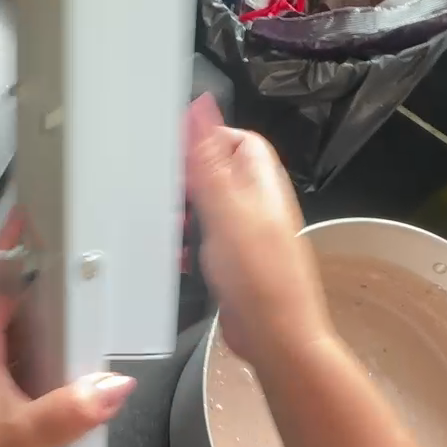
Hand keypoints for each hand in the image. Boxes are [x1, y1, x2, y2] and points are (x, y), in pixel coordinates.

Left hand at [0, 214, 136, 446]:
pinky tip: (89, 350)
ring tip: (93, 291)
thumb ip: (70, 412)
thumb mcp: (30, 440)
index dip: (9, 257)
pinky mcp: (20, 403)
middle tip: (83, 255)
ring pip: (29, 335)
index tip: (36, 225)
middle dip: (43, 280)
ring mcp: (4, 384)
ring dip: (56, 316)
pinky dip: (62, 348)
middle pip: (13, 306)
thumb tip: (116, 384)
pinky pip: (41, 361)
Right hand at [183, 94, 331, 366]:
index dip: (208, 140)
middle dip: (191, 185)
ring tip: (175, 231)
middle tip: (171, 199)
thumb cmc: (261, 279)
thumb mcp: (227, 211)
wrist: (275, 339)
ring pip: (211, 213)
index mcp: (262, 185)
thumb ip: (209, 161)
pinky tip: (182, 260)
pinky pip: (208, 247)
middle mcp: (258, 208)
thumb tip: (201, 107)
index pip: (239, 140)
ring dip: (188, 220)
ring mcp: (248, 239)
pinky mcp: (236, 268)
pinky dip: (191, 250)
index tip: (176, 153)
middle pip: (220, 176)